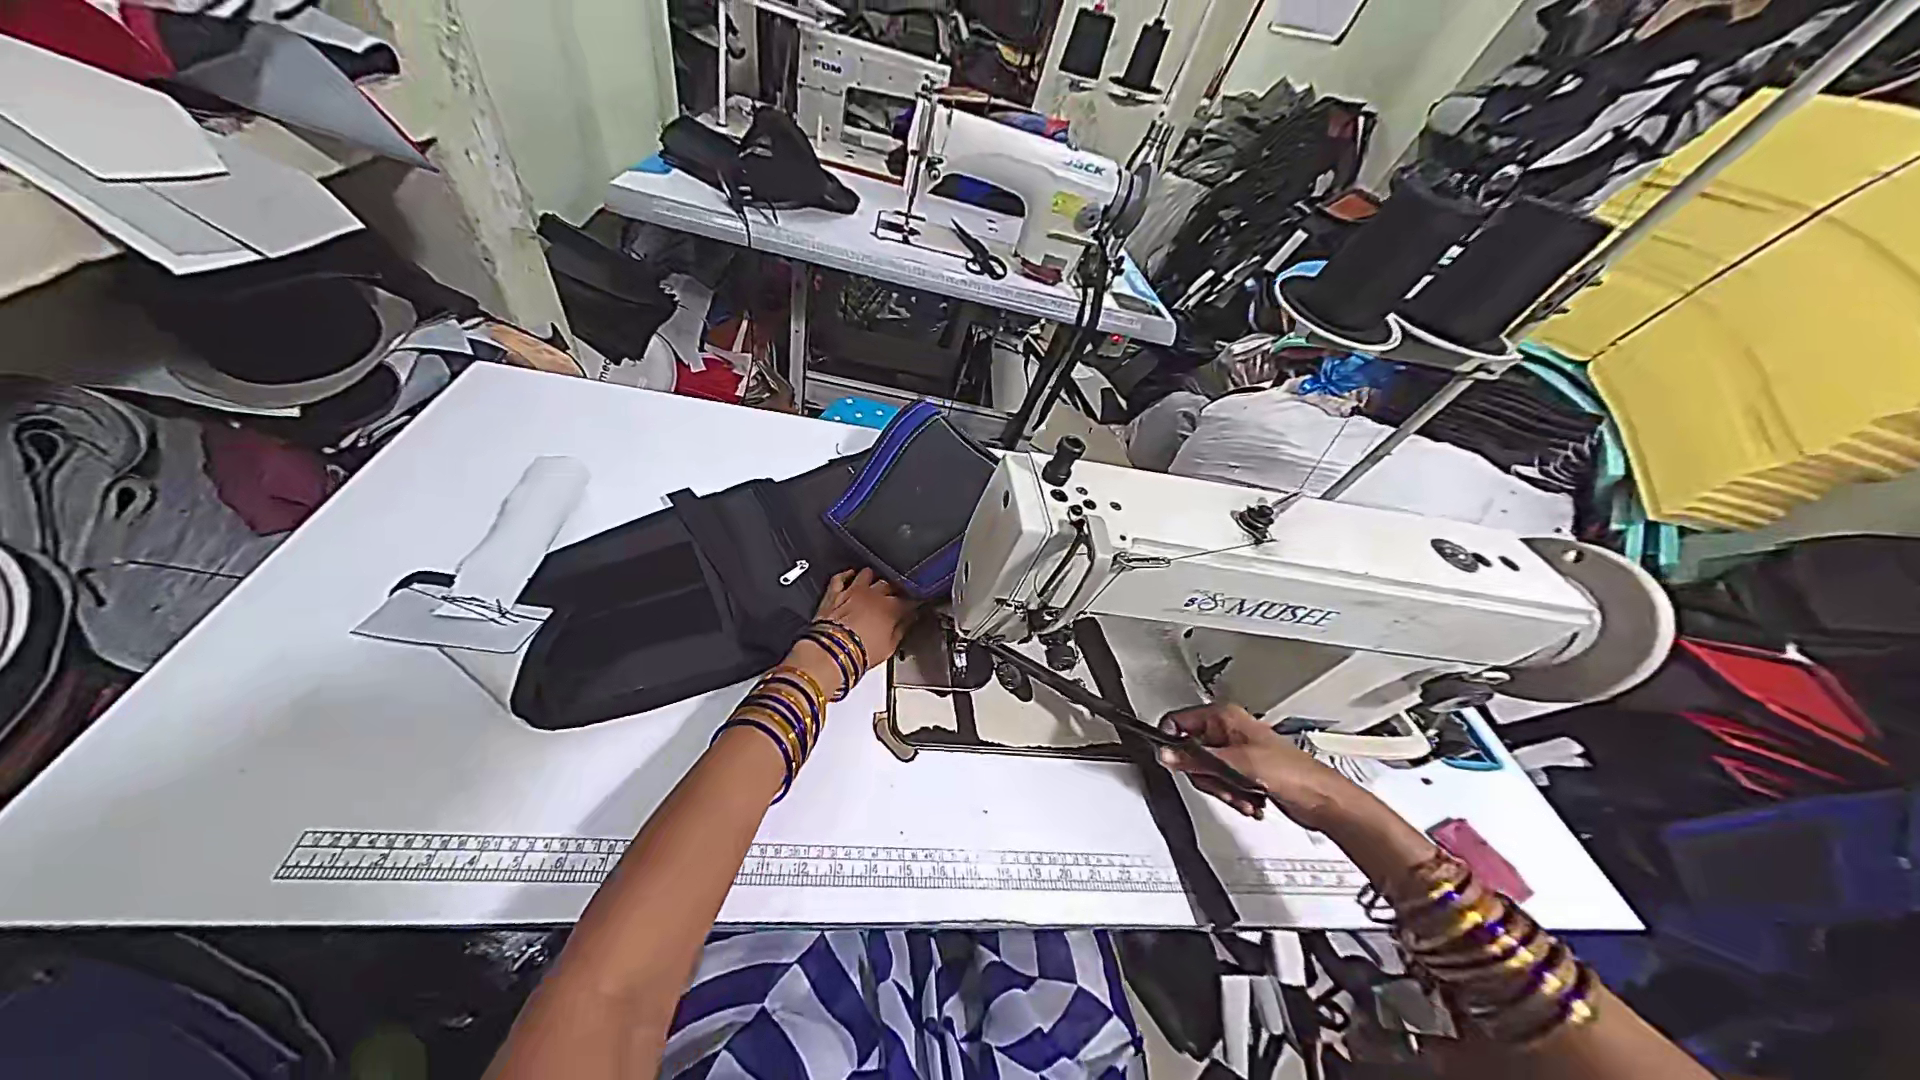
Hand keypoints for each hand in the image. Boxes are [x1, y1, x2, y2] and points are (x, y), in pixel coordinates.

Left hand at [786, 569, 919, 694]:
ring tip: (876, 583)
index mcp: (891, 607)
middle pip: (889, 583)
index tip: (915, 605)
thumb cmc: (860, 652)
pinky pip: (840, 577)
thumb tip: (907, 621)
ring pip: (867, 574)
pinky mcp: (834, 593)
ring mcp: (853, 591)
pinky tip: (850, 575)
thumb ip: (901, 629)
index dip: (913, 602)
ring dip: (873, 578)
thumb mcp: (890, 647)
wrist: (832, 652)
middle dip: (895, 588)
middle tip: (896, 595)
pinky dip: (846, 574)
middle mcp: (873, 594)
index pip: (908, 599)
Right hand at [1155, 703, 1367, 831]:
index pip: (1177, 722)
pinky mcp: (1240, 770)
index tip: (1176, 762)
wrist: (1322, 799)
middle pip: (1189, 752)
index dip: (1173, 744)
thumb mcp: (1235, 764)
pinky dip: (1231, 795)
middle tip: (1224, 782)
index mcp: (1223, 716)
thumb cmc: (1293, 773)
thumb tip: (1167, 754)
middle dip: (1207, 775)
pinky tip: (1248, 799)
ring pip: (1204, 772)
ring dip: (1222, 789)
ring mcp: (1233, 750)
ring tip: (1242, 793)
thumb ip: (1196, 759)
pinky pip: (1219, 783)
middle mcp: (1226, 730)